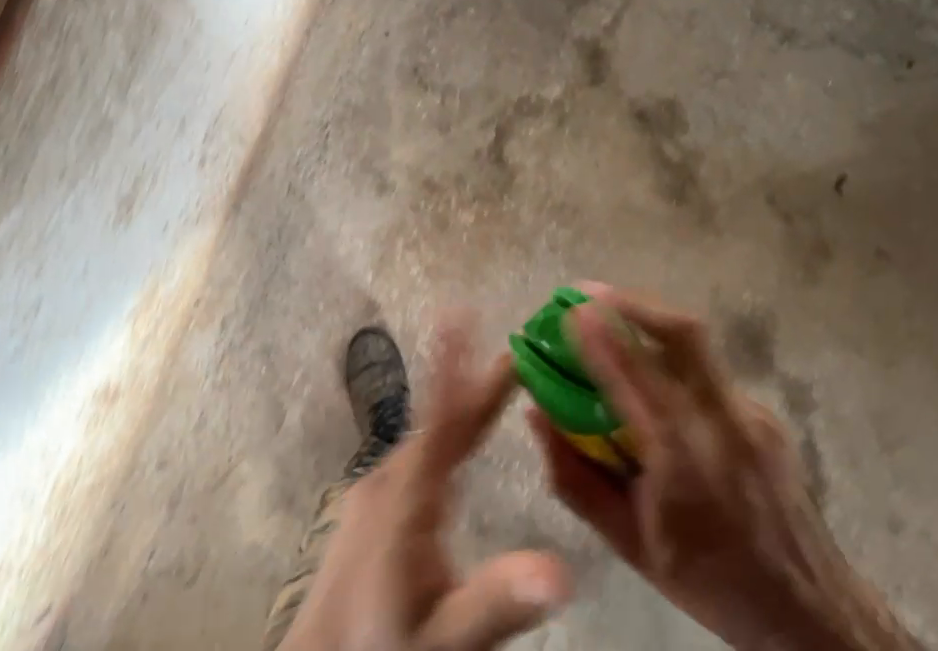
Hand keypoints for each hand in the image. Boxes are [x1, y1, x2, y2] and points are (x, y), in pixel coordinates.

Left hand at [278, 313, 570, 650]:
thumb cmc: (382, 644)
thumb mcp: (443, 637)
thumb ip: (495, 603)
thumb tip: (561, 568)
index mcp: (405, 503)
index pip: (438, 425)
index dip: (452, 370)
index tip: (462, 318)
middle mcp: (387, 483)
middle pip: (437, 423)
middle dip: (472, 382)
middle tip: (513, 350)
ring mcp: (377, 492)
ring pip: (428, 436)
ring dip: (461, 405)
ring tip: (501, 379)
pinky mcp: (376, 505)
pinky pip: (420, 454)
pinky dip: (448, 431)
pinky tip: (463, 434)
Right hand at [528, 285, 920, 650]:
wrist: (813, 612)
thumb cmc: (709, 581)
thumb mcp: (628, 543)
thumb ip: (575, 478)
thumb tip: (534, 414)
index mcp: (686, 463)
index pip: (637, 380)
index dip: (601, 338)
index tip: (569, 310)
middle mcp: (726, 426)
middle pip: (685, 336)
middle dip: (633, 303)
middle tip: (587, 292)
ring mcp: (753, 417)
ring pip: (697, 347)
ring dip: (649, 322)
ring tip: (608, 318)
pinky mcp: (765, 417)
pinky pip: (707, 371)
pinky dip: (669, 356)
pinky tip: (647, 371)